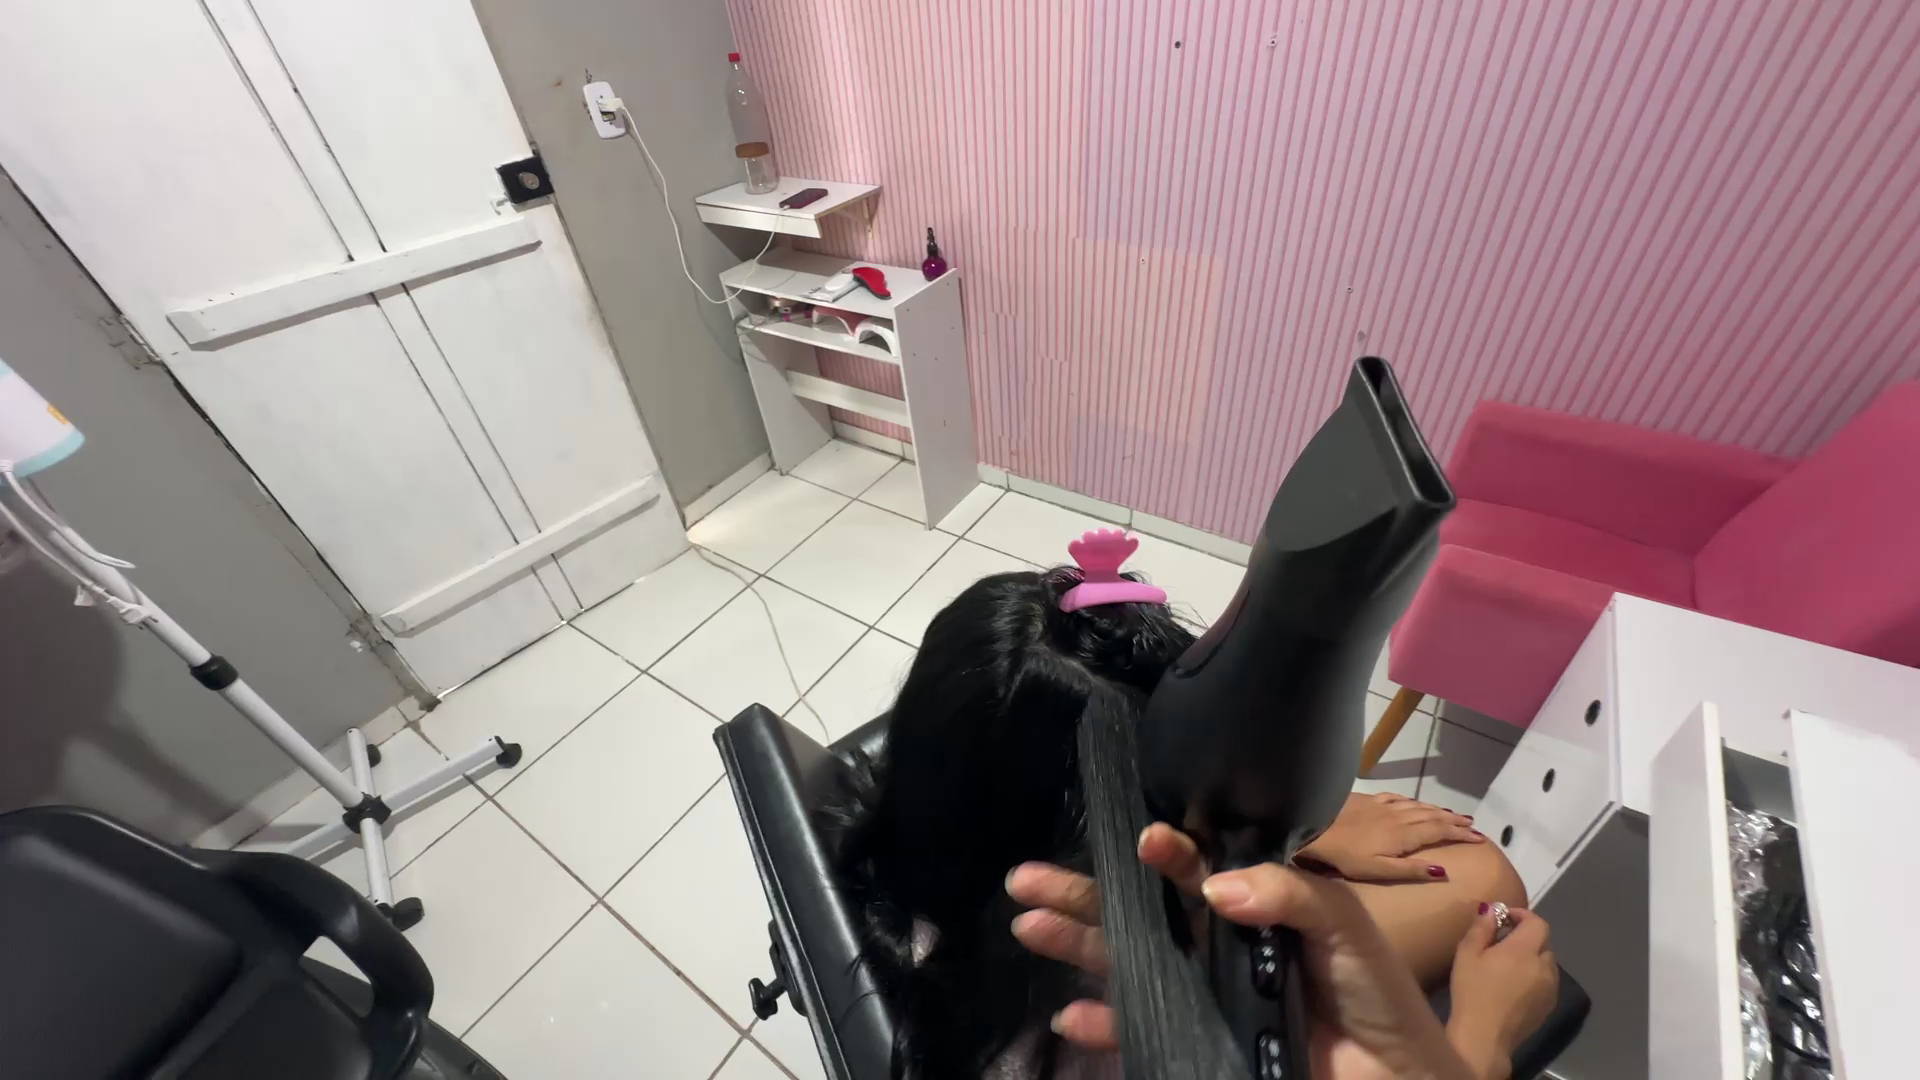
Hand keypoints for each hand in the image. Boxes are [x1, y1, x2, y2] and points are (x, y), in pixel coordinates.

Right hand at [1008, 824, 1473, 1079]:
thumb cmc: (1372, 994)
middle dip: (1077, 893)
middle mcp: (1203, 939)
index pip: (1186, 868)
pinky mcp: (1190, 1041)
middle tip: (1025, 879)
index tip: (1144, 842)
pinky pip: (1134, 1029)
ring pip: (1118, 959)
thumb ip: (1288, 893)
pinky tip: (1069, 1016)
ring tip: (1026, 926)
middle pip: (1130, 909)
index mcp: (1237, 901)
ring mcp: (1192, 991)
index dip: (1160, 852)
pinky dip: (1098, 1024)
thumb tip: (1217, 888)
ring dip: (1070, 944)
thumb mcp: (1341, 925)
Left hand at [1296, 793, 1482, 882]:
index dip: (1460, 833)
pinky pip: (1396, 797)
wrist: (1313, 826)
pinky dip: (1411, 800)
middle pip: (1431, 815)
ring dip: (1435, 808)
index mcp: (1403, 834)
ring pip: (1415, 804)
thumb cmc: (1345, 855)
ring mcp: (1380, 804)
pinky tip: (1412, 801)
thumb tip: (1444, 871)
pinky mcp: (1365, 798)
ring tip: (1451, 812)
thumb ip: (1411, 870)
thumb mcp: (1379, 870)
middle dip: (1453, 819)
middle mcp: (1396, 816)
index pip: (1438, 831)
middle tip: (1471, 824)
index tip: (1479, 837)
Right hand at [1445, 907, 1558, 1079]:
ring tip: (1505, 963)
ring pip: (1546, 962)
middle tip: (1498, 940)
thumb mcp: (1467, 952)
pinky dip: (1533, 973)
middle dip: (1524, 935)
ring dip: (1530, 955)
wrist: (1486, 1034)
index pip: (1538, 923)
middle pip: (1543, 942)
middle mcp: (1544, 968)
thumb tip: (1492, 909)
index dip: (1523, 915)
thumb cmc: (1472, 988)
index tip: (1503, 917)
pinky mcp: (1549, 1005)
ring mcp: (1550, 989)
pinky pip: (1546, 980)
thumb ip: (1482, 927)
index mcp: (1523, 951)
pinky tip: (1512, 983)